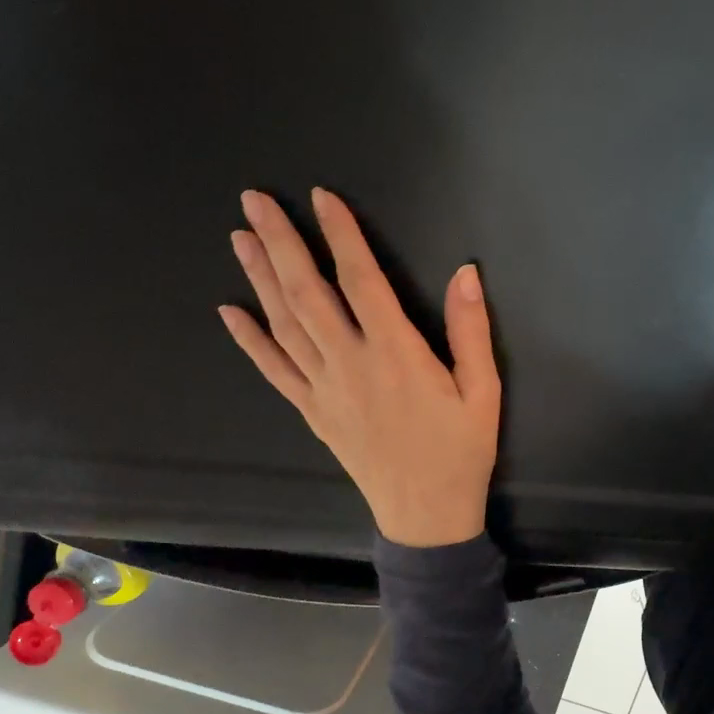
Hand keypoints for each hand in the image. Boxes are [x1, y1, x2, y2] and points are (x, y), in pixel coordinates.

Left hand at [218, 189, 500, 547]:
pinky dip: (250, 339)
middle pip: (307, 292)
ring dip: (259, 278)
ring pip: (284, 323)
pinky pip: (274, 369)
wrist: (426, 514)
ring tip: (240, 237)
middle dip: (280, 242)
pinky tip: (231, 311)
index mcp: (396, 353)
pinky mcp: (311, 411)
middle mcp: (350, 363)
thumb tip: (466, 272)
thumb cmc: (461, 449)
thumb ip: (471, 329)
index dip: (341, 235)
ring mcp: (323, 388)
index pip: (361, 280)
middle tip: (254, 200)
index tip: (323, 198)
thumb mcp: (483, 389)